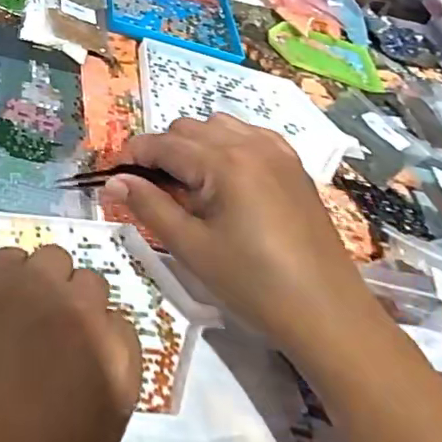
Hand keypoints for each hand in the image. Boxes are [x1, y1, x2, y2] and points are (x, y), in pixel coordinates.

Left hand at [0, 246, 140, 441]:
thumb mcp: (92, 430)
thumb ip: (100, 376)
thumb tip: (88, 354)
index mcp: (117, 362)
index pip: (121, 324)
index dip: (98, 333)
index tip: (81, 343)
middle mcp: (84, 313)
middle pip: (91, 283)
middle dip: (74, 300)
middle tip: (50, 324)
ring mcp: (38, 287)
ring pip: (54, 258)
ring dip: (44, 277)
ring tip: (23, 304)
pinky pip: (10, 254)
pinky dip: (6, 272)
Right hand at [104, 116, 374, 351]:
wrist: (329, 316)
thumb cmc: (254, 284)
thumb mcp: (191, 248)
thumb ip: (148, 206)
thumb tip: (113, 181)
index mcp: (222, 161)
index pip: (160, 143)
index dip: (130, 156)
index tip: (112, 177)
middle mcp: (248, 143)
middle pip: (185, 129)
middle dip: (161, 151)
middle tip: (152, 190)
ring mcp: (275, 151)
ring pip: (215, 125)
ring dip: (193, 144)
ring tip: (189, 185)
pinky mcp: (292, 165)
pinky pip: (247, 134)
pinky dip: (226, 144)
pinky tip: (225, 177)